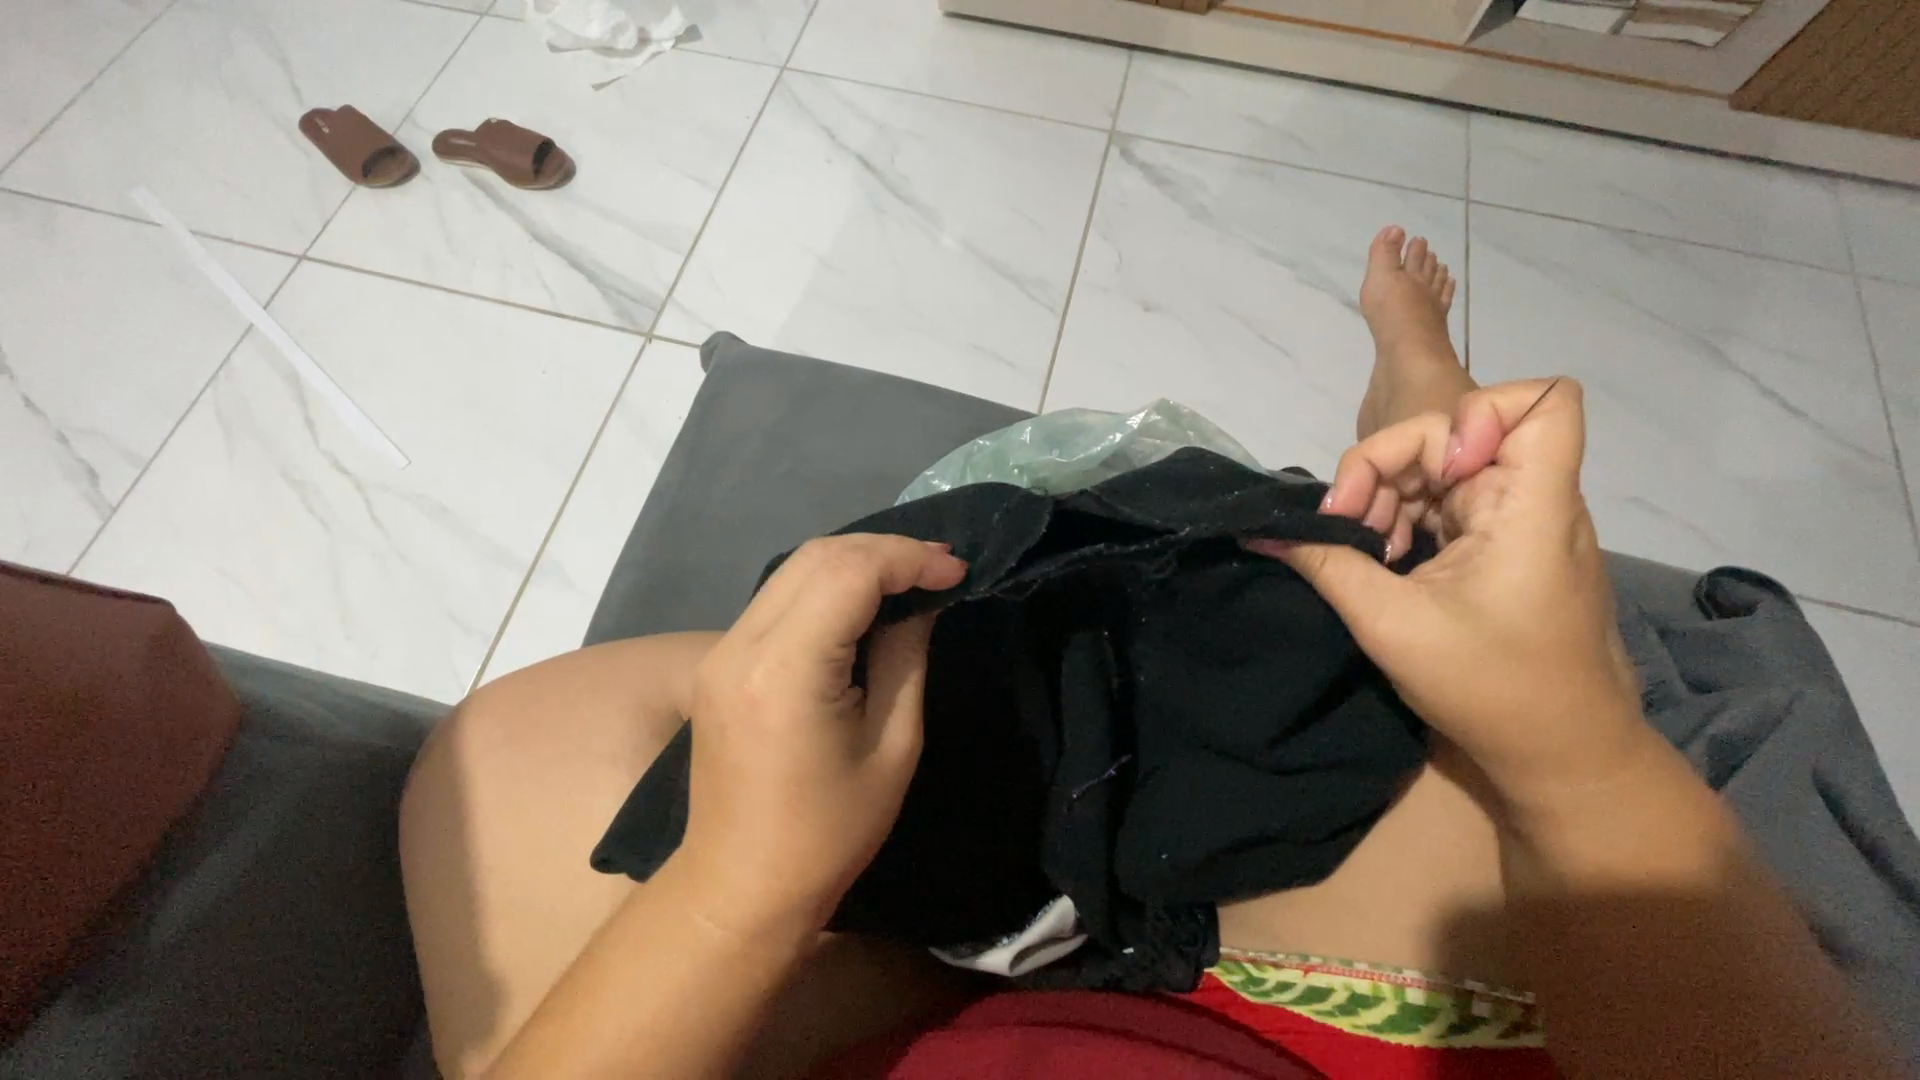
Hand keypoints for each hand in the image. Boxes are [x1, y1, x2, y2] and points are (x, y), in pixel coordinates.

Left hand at [675, 534, 966, 938]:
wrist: (741, 884)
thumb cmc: (829, 832)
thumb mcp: (893, 746)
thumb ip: (906, 656)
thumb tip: (924, 600)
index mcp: (785, 672)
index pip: (848, 573)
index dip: (908, 559)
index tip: (957, 572)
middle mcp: (740, 646)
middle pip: (817, 556)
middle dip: (885, 550)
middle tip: (940, 567)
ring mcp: (721, 651)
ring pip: (795, 568)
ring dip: (857, 561)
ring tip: (912, 577)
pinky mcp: (718, 660)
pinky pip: (779, 597)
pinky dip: (828, 584)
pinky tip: (866, 601)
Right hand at [1251, 378, 1653, 808]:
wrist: (1556, 752)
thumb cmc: (1488, 686)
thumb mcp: (1389, 623)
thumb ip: (1324, 564)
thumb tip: (1261, 530)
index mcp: (1530, 508)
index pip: (1542, 403)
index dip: (1475, 413)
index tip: (1427, 471)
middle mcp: (1529, 500)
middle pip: (1455, 430)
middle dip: (1387, 464)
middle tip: (1343, 520)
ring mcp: (1513, 521)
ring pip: (1439, 465)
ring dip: (1385, 495)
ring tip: (1355, 547)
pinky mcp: (1496, 544)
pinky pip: (1441, 502)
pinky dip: (1400, 519)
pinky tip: (1376, 557)